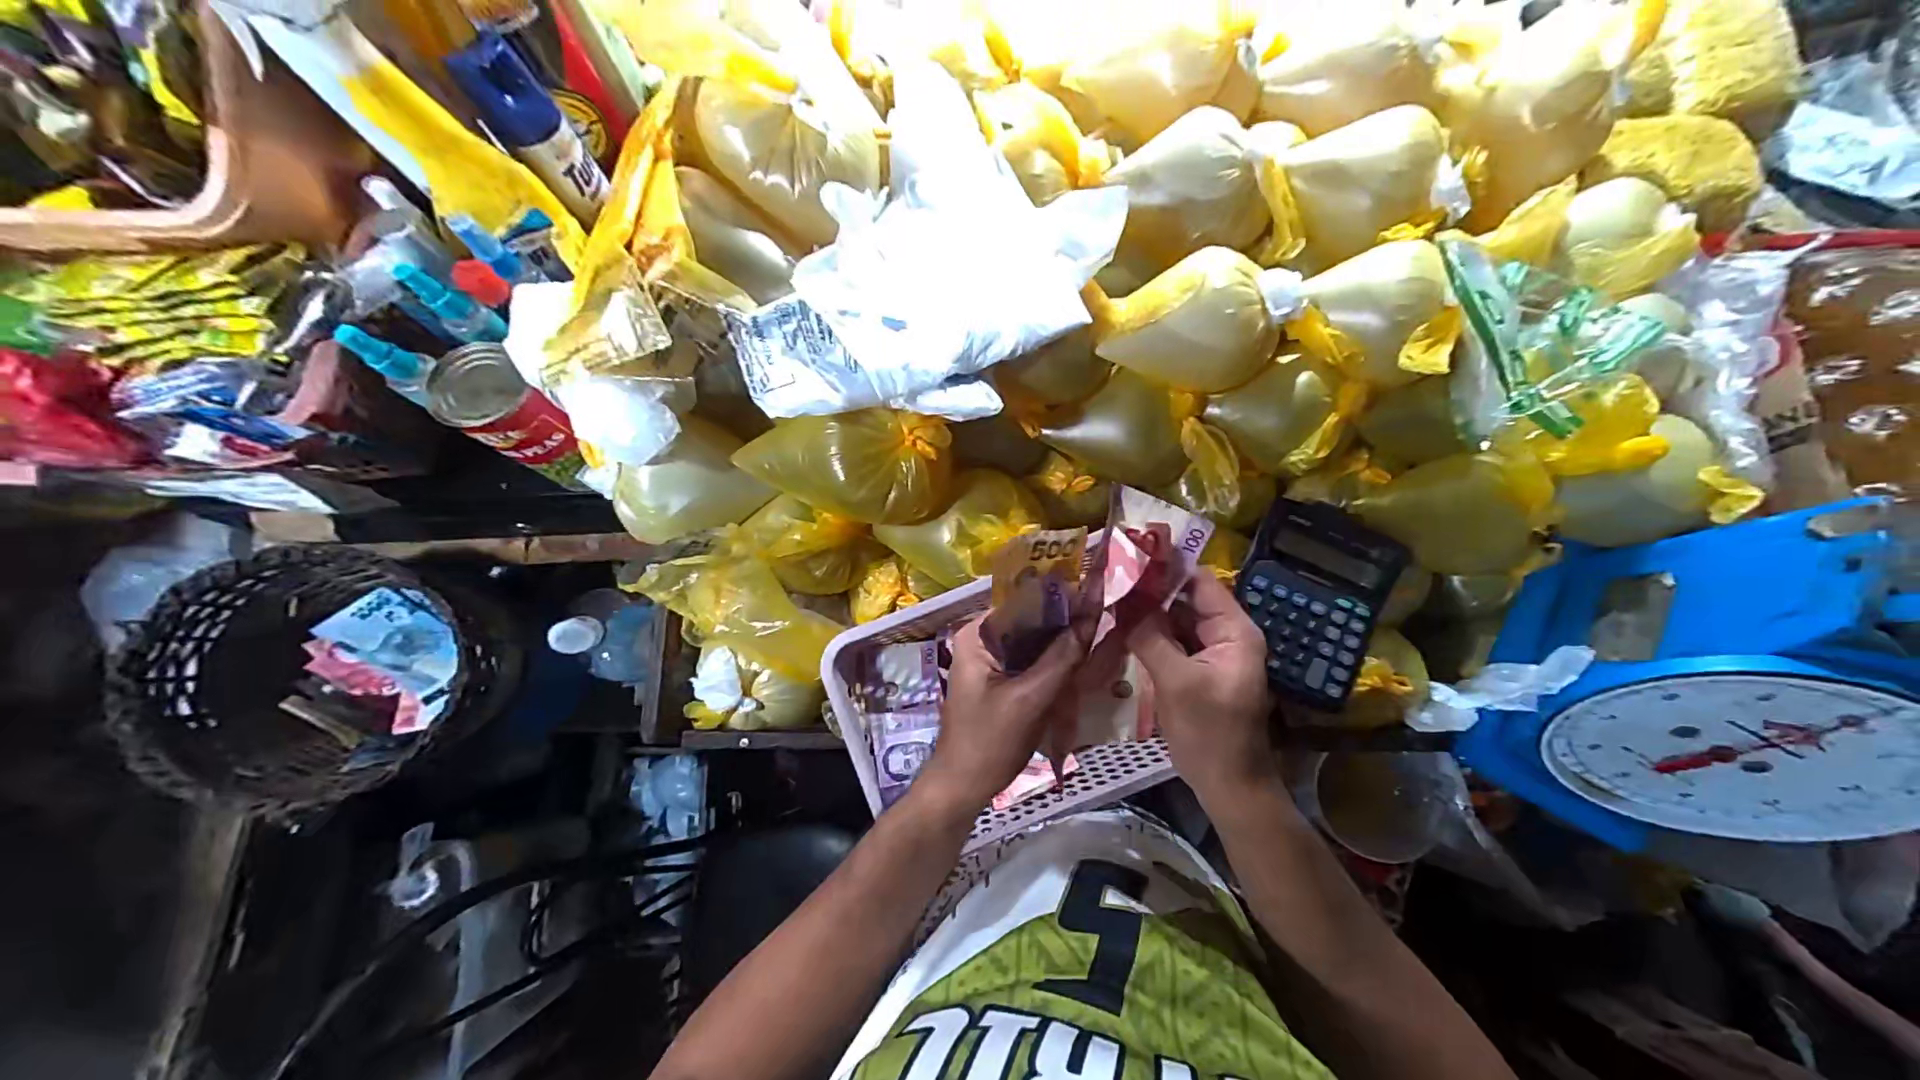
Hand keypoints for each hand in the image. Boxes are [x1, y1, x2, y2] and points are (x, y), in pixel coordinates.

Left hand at [914, 617, 1081, 817]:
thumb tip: (1092, 617)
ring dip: (1064, 644)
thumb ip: (1061, 658)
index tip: (1099, 597)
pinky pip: (1033, 661)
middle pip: (1032, 620)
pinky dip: (1055, 663)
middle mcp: (982, 638)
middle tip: (1106, 620)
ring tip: (1101, 638)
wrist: (963, 786)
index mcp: (978, 633)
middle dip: (1066, 623)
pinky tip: (1082, 664)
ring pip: (1036, 641)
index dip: (1062, 598)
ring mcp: (991, 659)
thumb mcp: (1029, 699)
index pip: (1025, 600)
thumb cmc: (989, 742)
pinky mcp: (1002, 679)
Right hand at [1127, 572, 1275, 802]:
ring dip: (1145, 613)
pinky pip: (1171, 642)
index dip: (1165, 567)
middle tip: (1108, 578)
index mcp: (1234, 630)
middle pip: (1185, 599)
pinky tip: (1119, 628)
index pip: (1200, 582)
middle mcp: (1225, 634)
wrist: (1228, 786)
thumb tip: (1121, 600)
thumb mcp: (1176, 682)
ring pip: (1175, 621)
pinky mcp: (1195, 670)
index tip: (1127, 556)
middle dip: (1149, 590)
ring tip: (1107, 598)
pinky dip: (1148, 635)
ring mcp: (1210, 653)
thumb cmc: (1209, 733)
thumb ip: (1150, 637)